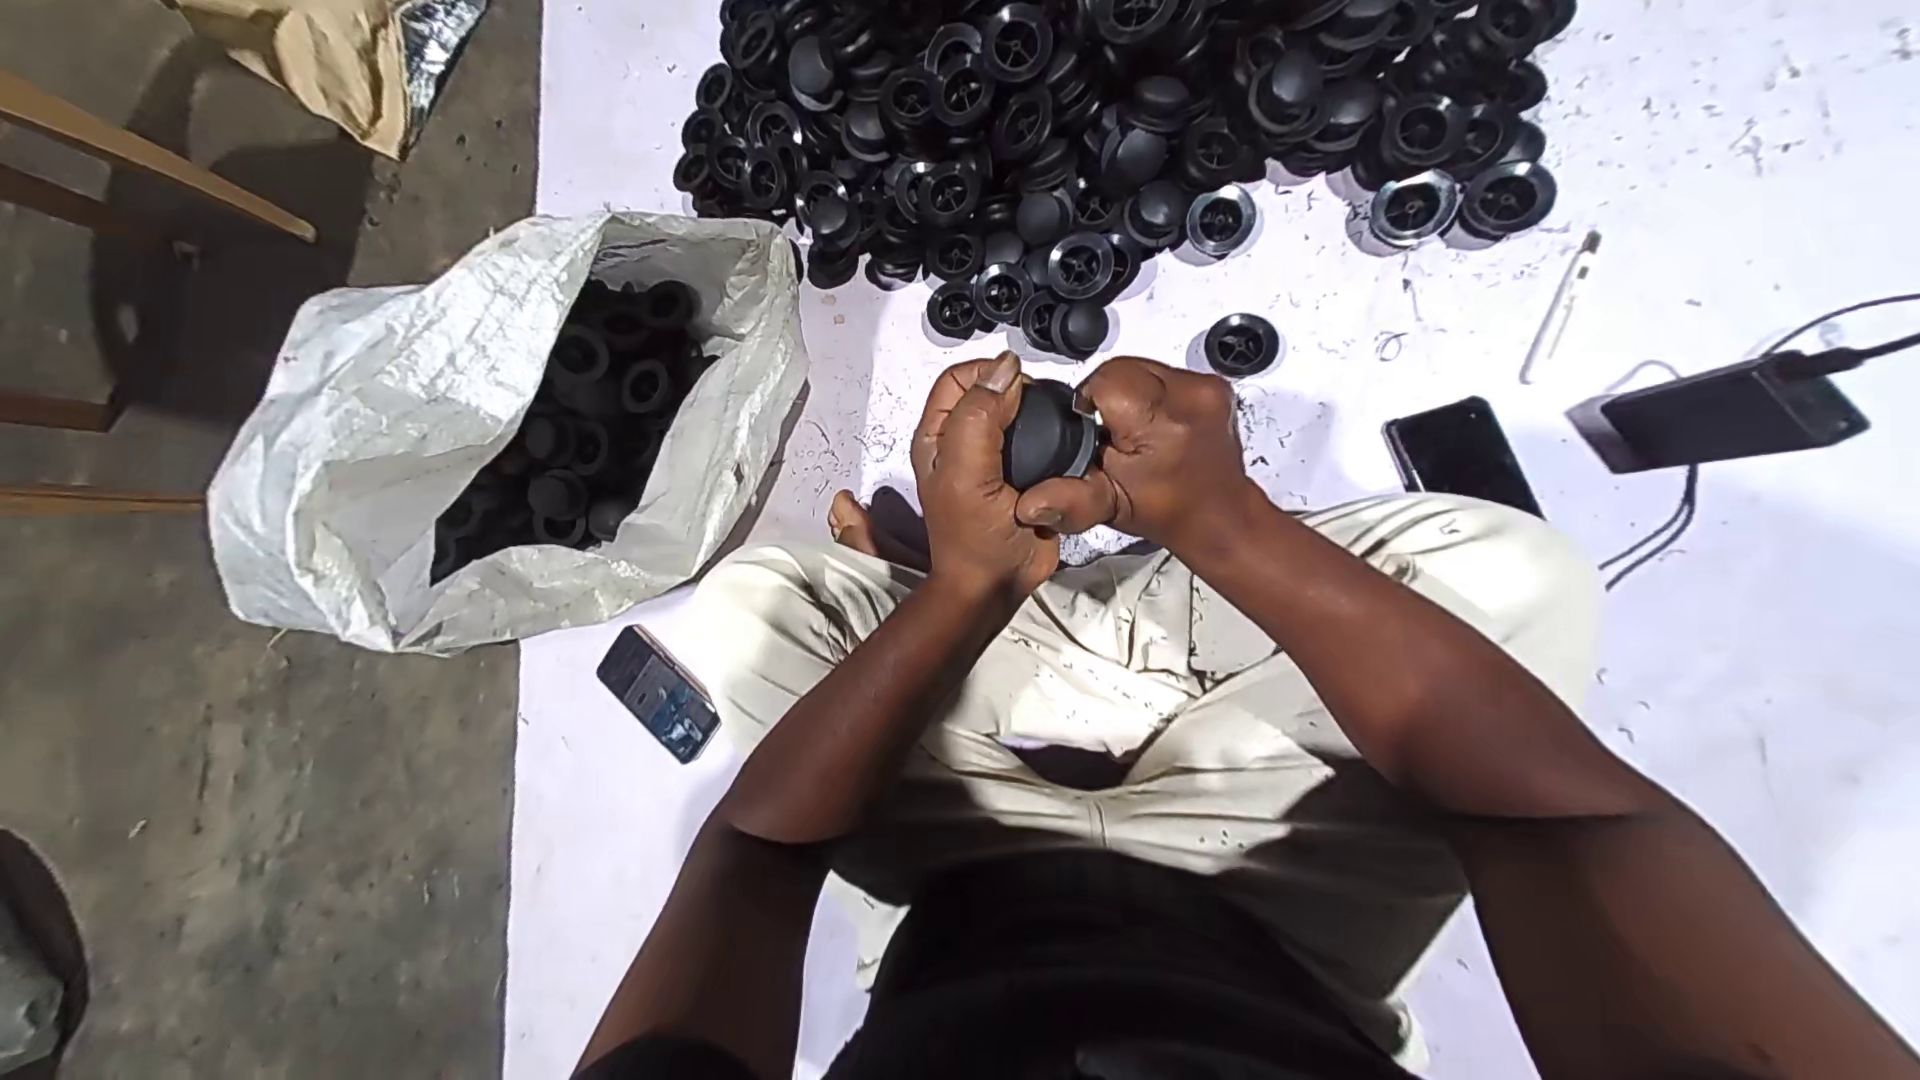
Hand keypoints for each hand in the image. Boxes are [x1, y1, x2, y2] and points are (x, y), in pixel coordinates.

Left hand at [913, 352, 1058, 599]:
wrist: (998, 583)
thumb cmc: (973, 537)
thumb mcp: (966, 472)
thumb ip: (979, 416)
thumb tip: (1005, 368)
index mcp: (939, 436)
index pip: (959, 378)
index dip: (989, 374)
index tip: (1019, 390)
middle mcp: (964, 441)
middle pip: (991, 391)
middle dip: (1018, 393)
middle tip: (1039, 414)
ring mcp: (994, 457)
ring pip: (1020, 415)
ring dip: (1039, 418)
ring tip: (1051, 433)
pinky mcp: (1023, 472)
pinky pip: (1041, 441)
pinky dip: (1052, 440)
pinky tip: (1060, 450)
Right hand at [1014, 356, 1261, 554]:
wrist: (1217, 514)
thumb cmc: (1167, 510)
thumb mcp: (1107, 505)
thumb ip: (1066, 498)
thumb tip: (1029, 503)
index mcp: (1160, 425)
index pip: (1106, 378)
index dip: (1089, 401)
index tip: (1094, 428)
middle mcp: (1189, 399)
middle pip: (1123, 366)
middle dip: (1108, 395)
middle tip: (1113, 433)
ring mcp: (1205, 388)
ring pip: (1143, 365)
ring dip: (1130, 391)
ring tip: (1133, 428)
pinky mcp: (1213, 385)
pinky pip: (1166, 372)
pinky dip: (1153, 392)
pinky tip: (1154, 421)